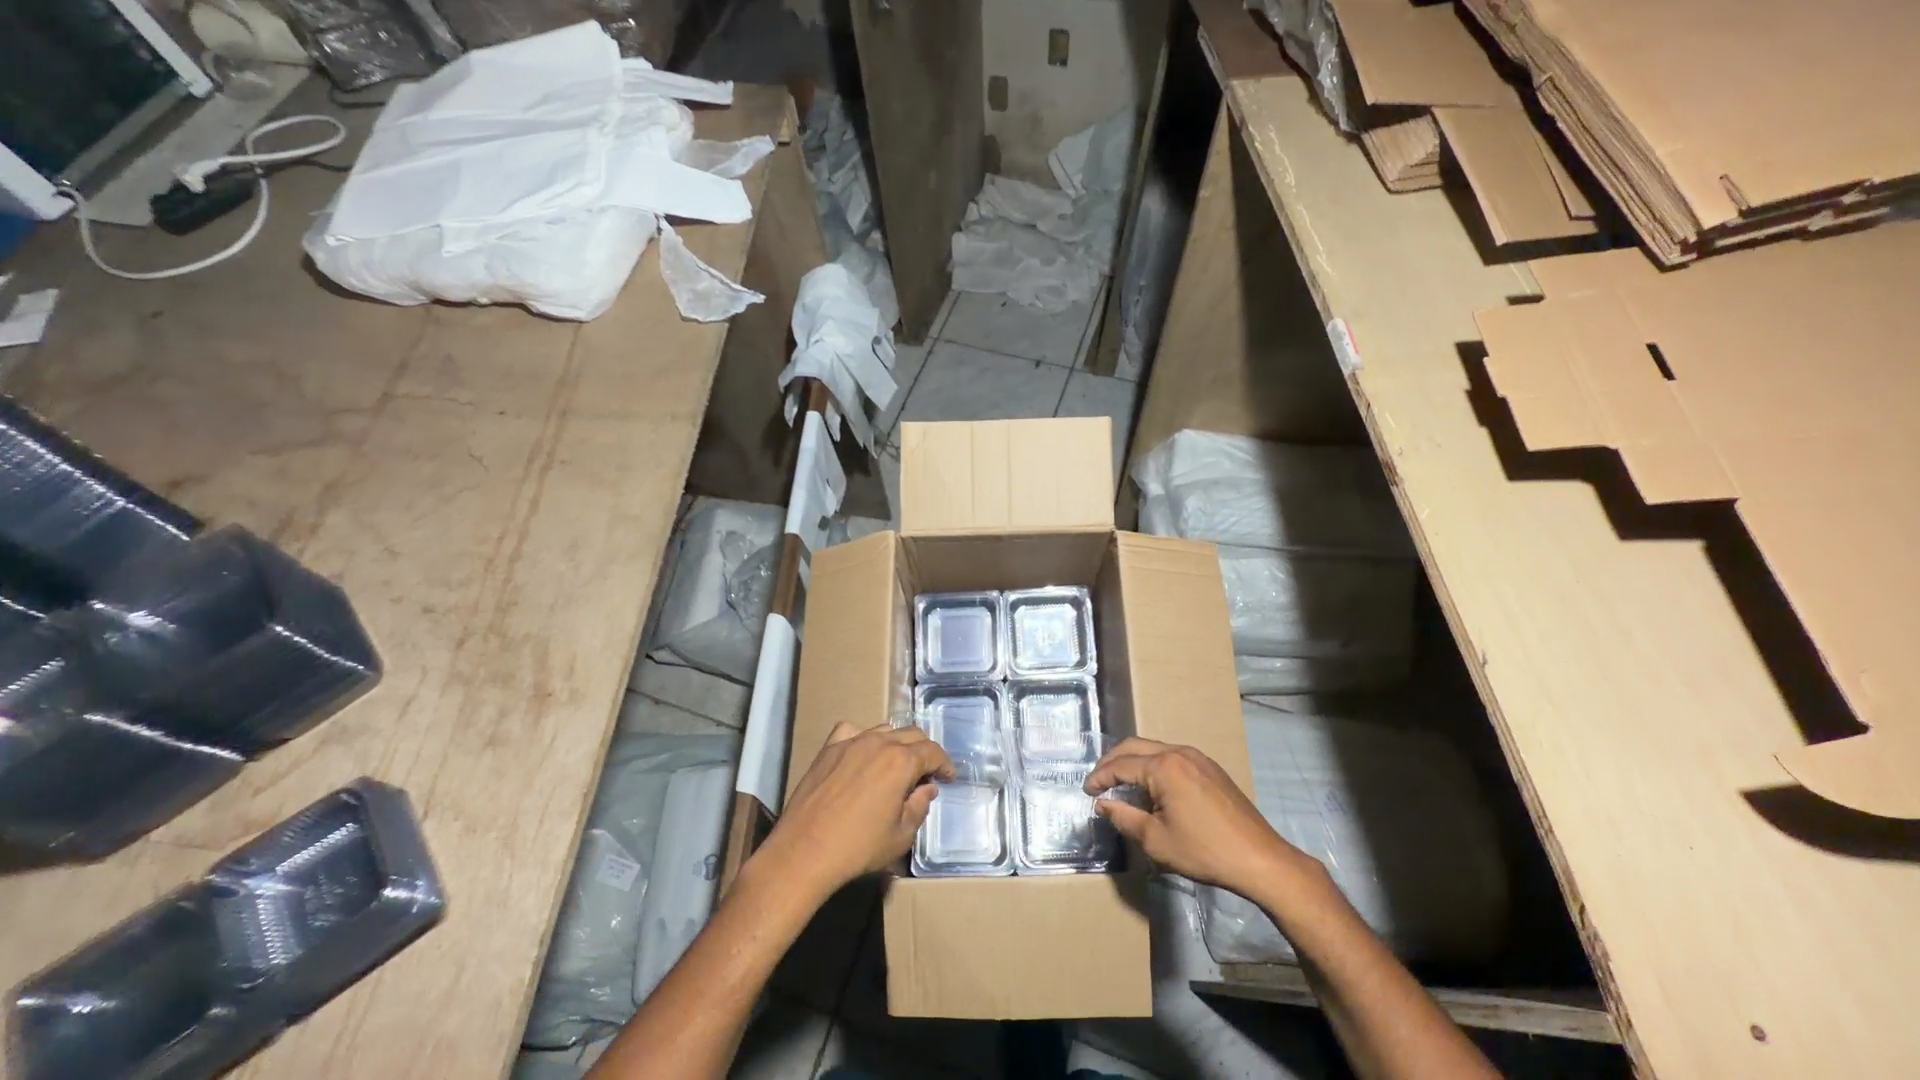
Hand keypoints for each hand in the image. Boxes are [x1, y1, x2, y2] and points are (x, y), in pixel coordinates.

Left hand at [760, 722, 954, 898]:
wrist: (805, 851)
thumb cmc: (859, 847)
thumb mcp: (901, 835)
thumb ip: (919, 807)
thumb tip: (926, 789)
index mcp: (901, 762)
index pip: (933, 752)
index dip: (944, 764)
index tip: (948, 777)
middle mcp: (878, 743)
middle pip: (911, 735)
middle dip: (924, 752)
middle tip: (925, 774)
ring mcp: (850, 742)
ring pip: (884, 730)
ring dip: (896, 744)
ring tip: (895, 766)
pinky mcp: (828, 750)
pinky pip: (851, 732)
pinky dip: (863, 738)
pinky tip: (862, 755)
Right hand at [1084, 737, 1312, 897]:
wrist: (1258, 858)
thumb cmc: (1203, 850)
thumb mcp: (1155, 839)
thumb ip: (1124, 817)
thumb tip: (1103, 804)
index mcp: (1164, 766)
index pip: (1121, 765)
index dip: (1099, 777)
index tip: (1086, 791)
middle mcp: (1180, 752)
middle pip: (1135, 746)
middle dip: (1112, 761)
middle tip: (1097, 781)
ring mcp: (1199, 758)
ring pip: (1155, 749)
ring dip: (1134, 762)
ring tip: (1120, 784)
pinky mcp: (1211, 769)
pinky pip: (1173, 758)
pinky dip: (1154, 766)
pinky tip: (1151, 788)